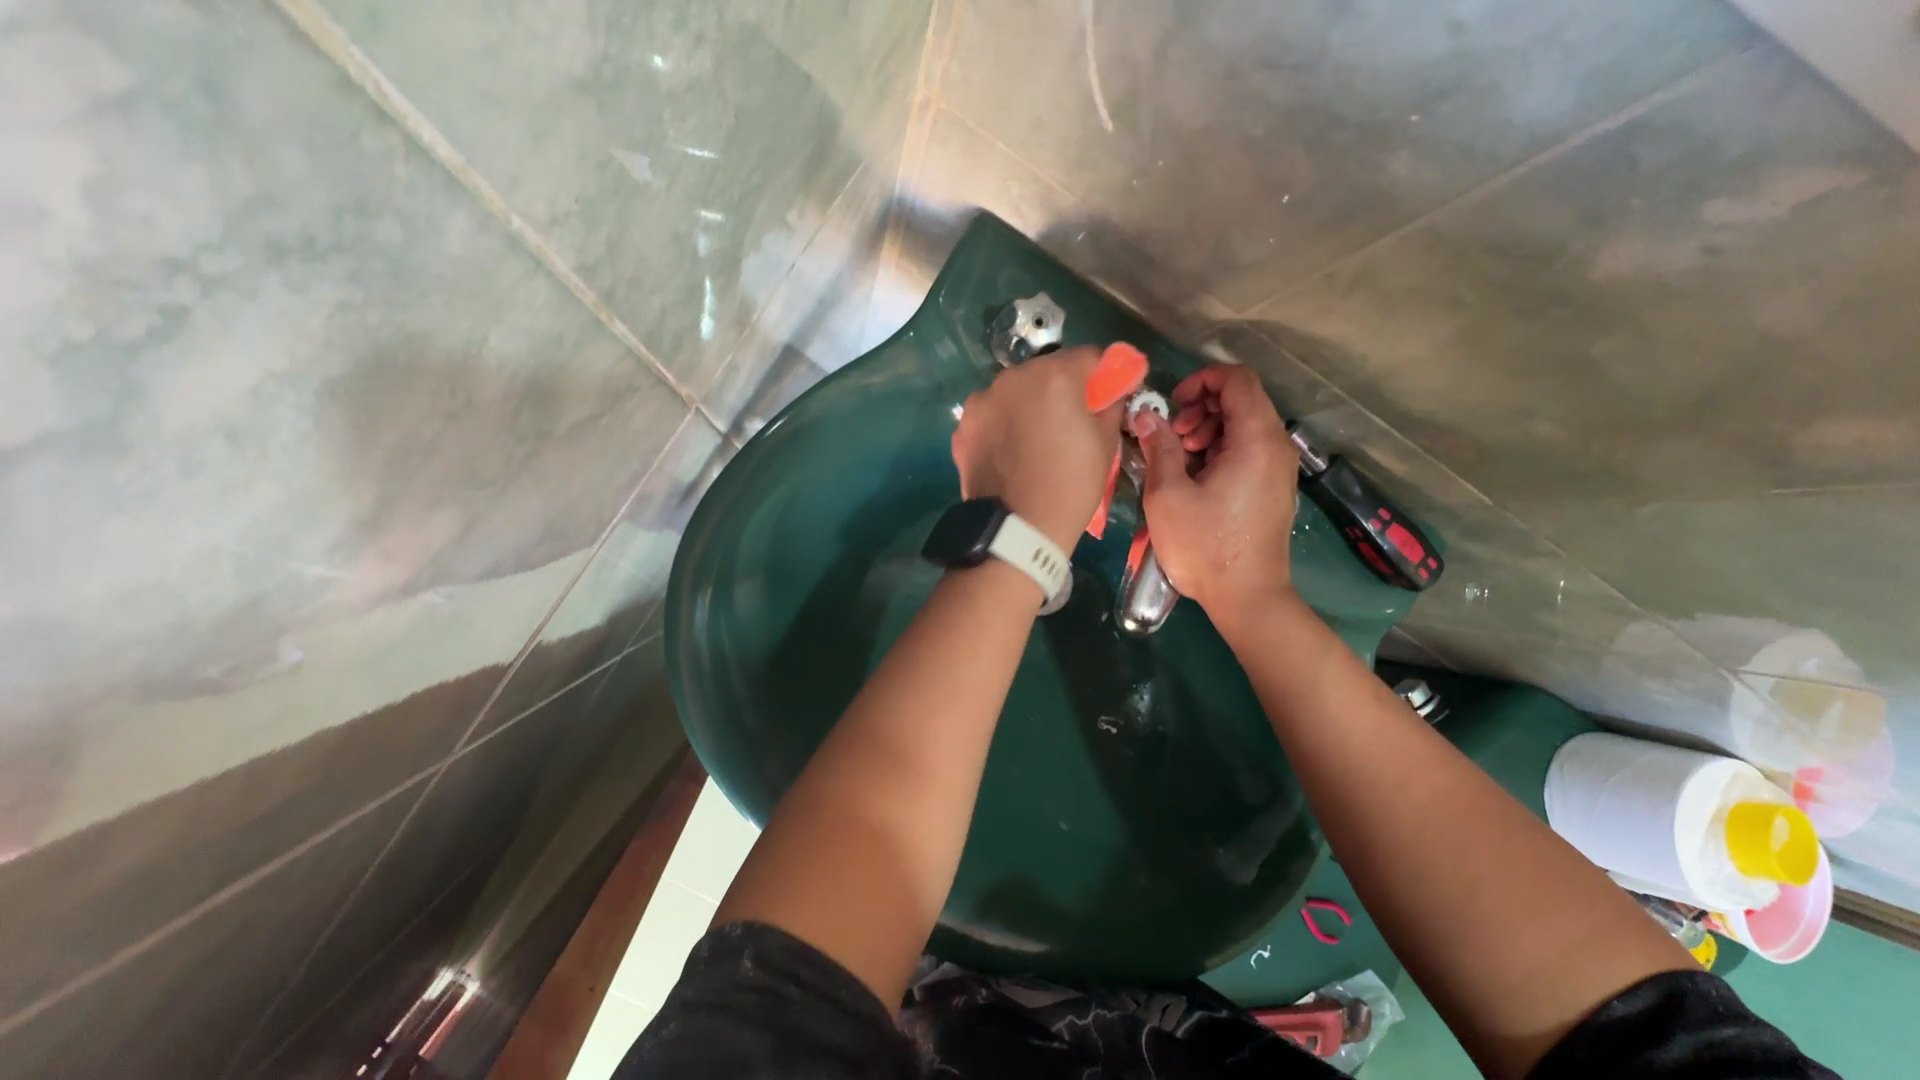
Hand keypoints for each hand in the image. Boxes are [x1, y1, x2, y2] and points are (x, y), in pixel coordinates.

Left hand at [952, 346, 1123, 550]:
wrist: (1019, 529)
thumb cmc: (1071, 485)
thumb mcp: (1105, 444)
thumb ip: (1110, 405)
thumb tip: (1112, 391)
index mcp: (1054, 375)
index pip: (1089, 357)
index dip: (1104, 373)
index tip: (1108, 392)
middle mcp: (1013, 378)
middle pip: (1046, 371)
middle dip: (1061, 388)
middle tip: (1070, 420)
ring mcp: (982, 401)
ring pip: (1014, 392)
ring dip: (1027, 405)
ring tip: (1035, 439)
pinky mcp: (963, 427)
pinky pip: (991, 416)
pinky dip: (1001, 426)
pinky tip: (1010, 453)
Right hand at [1132, 364, 1297, 619]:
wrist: (1247, 597)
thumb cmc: (1206, 546)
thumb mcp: (1169, 495)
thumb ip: (1158, 447)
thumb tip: (1146, 416)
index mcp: (1256, 439)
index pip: (1237, 379)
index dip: (1201, 380)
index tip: (1172, 405)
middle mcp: (1276, 446)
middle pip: (1242, 400)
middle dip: (1201, 407)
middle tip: (1172, 437)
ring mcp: (1279, 469)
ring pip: (1244, 425)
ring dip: (1208, 430)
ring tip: (1180, 459)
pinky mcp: (1273, 489)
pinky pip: (1248, 450)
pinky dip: (1221, 450)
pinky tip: (1196, 478)